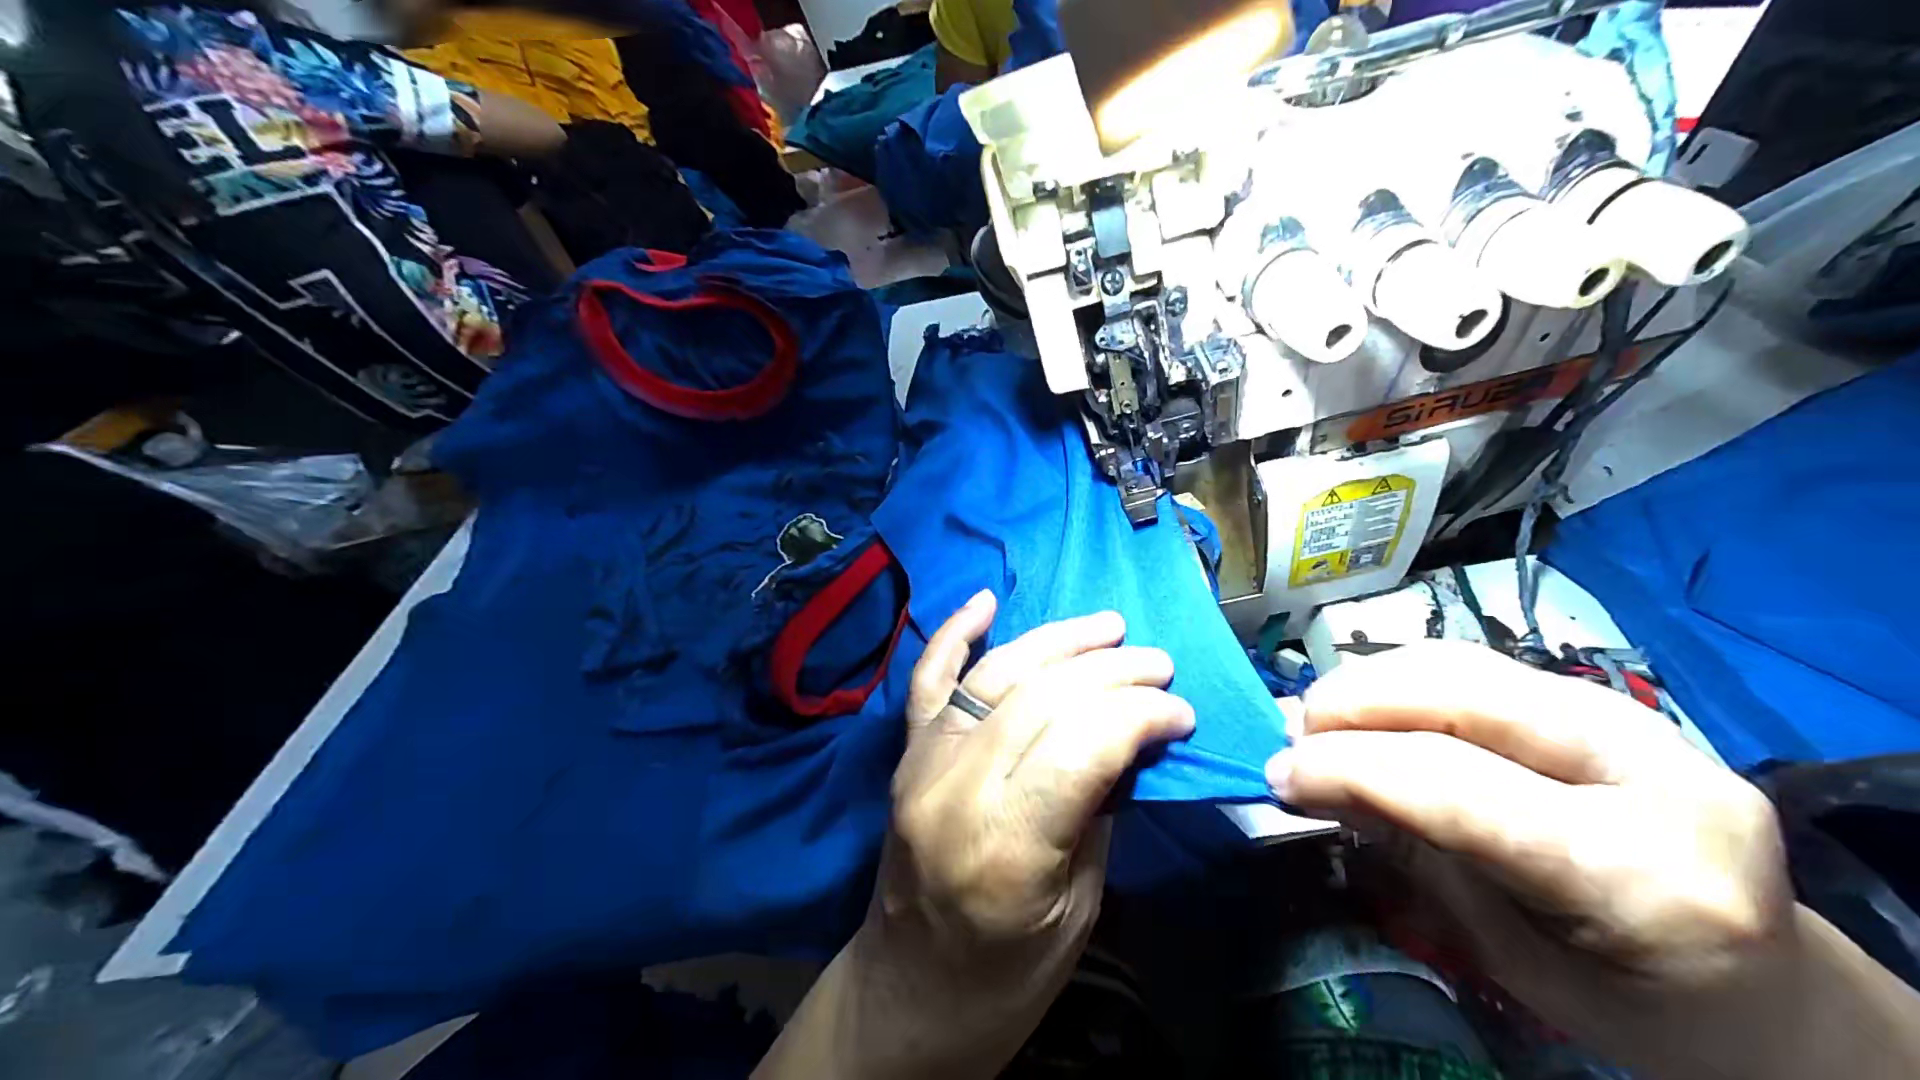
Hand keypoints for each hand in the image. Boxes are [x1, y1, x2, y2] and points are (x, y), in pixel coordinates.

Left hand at [754, 592, 1193, 1079]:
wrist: (910, 989)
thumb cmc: (1007, 971)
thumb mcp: (1079, 906)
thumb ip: (1100, 808)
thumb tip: (1132, 735)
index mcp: (1005, 842)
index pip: (1082, 742)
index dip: (1141, 715)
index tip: (1182, 713)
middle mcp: (955, 787)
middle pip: (1042, 697)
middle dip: (1112, 672)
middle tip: (1160, 665)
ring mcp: (921, 760)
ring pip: (994, 673)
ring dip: (1057, 642)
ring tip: (1109, 627)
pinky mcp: (905, 751)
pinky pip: (928, 677)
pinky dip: (956, 633)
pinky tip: (986, 601)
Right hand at [1268, 641, 1796, 1076]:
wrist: (1763, 988)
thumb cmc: (1628, 999)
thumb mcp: (1506, 953)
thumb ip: (1408, 851)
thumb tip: (1304, 780)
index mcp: (1643, 872)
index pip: (1457, 786)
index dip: (1349, 768)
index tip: (1278, 772)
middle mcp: (1652, 773)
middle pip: (1460, 697)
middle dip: (1354, 703)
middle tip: (1292, 734)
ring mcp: (1635, 721)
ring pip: (1462, 664)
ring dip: (1370, 682)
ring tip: (1320, 720)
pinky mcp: (1605, 700)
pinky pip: (1477, 667)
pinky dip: (1404, 679)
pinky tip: (1370, 708)